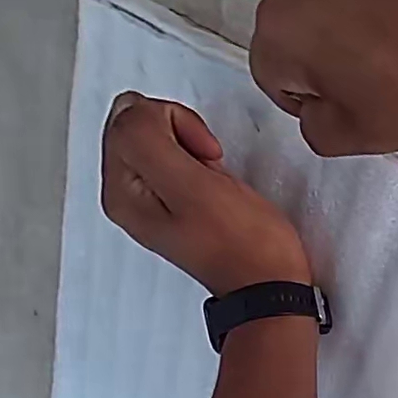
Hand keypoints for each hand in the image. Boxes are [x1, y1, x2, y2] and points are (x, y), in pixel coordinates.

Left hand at [101, 92, 311, 294]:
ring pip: (165, 147)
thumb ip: (150, 137)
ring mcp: (158, 208)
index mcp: (122, 192)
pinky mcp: (186, 213)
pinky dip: (206, 171)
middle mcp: (131, 200)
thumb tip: (137, 109)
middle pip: (142, 130)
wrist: (275, 289)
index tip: (208, 155)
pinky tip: (223, 192)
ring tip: (221, 186)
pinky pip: (184, 168)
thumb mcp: (194, 185)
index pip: (131, 118)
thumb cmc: (248, 247)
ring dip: (199, 156)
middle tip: (214, 170)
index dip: (178, 124)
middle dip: (185, 138)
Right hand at [250, 0, 397, 156]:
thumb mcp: (380, 134)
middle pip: (301, 30)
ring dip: (361, 27)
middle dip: (337, 62)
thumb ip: (328, 132)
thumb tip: (314, 117)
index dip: (317, 105)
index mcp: (283, 26)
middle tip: (394, 87)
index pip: (275, 78)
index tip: (360, 112)